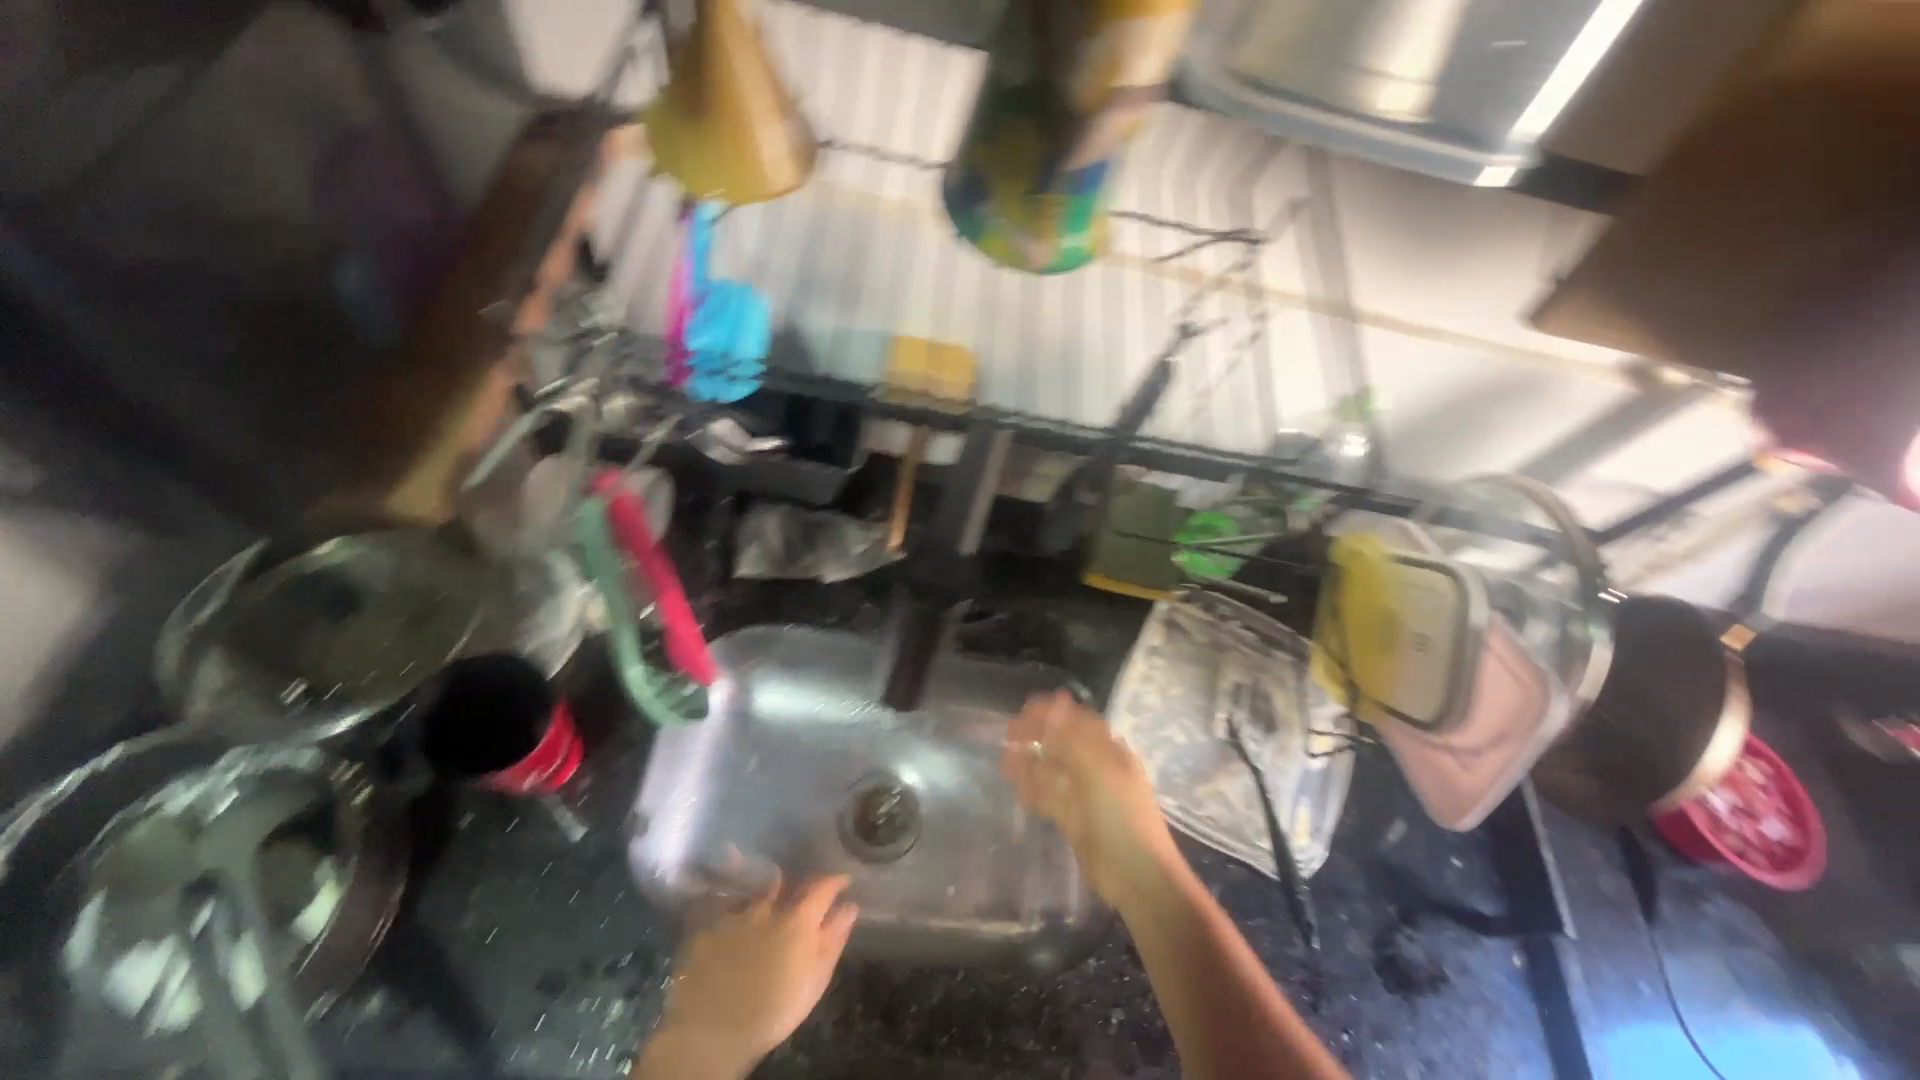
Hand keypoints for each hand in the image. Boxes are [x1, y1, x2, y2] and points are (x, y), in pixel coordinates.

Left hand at [639, 875, 858, 1078]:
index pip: (822, 887)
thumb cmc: (775, 1010)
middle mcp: (767, 907)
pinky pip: (726, 910)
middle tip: (804, 899)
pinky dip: (735, 913)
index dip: (835, 882)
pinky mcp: (707, 928)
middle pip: (788, 885)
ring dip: (767, 896)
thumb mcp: (815, 980)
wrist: (713, 1031)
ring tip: (767, 910)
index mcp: (798, 919)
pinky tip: (734, 928)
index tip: (843, 881)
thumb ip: (833, 940)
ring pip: (756, 896)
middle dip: (799, 887)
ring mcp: (734, 915)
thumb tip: (849, 908)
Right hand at [1000, 690, 1183, 908]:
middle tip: (1007, 734)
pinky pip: (1050, 798)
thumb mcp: (1099, 769)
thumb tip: (1056, 700)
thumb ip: (1074, 737)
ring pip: (1053, 772)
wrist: (1136, 874)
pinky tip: (1014, 785)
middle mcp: (1097, 769)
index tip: (1024, 708)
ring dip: (1030, 763)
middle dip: (1037, 736)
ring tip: (1003, 759)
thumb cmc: (1121, 815)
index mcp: (1110, 752)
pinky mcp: (1074, 820)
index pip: (1078, 721)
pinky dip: (1033, 789)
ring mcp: (1085, 796)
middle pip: (1063, 745)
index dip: (1053, 712)